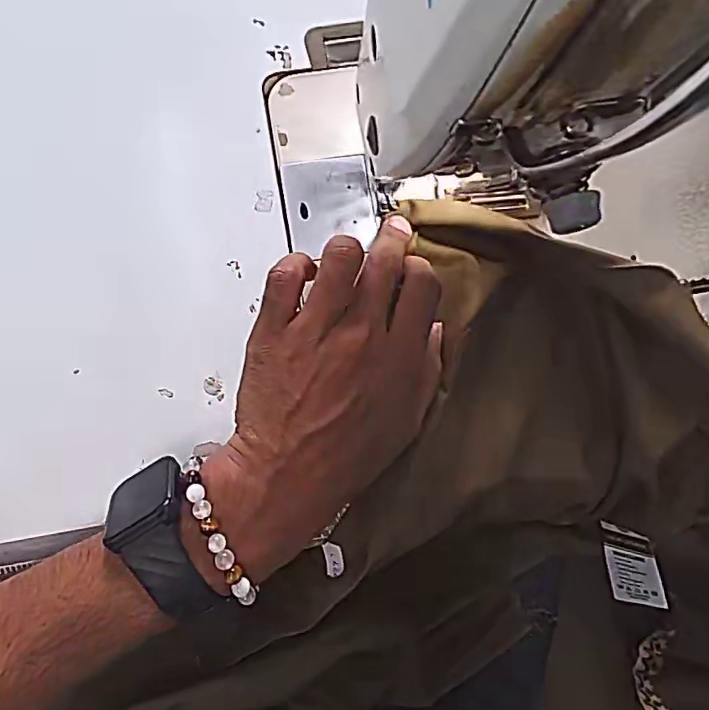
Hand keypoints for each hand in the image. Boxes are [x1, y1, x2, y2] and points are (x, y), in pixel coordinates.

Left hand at [189, 215, 443, 586]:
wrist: (287, 475)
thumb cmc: (343, 456)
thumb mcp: (406, 421)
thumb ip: (426, 370)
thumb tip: (434, 332)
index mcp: (399, 357)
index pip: (422, 285)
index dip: (418, 268)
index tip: (411, 268)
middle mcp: (360, 337)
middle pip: (385, 261)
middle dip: (391, 239)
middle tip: (389, 234)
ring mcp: (315, 331)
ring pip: (339, 257)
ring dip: (345, 249)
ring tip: (342, 257)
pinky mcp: (274, 331)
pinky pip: (285, 276)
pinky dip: (296, 265)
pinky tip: (302, 274)